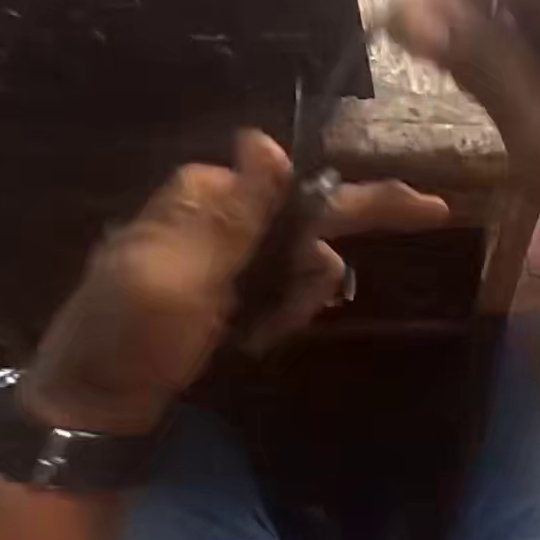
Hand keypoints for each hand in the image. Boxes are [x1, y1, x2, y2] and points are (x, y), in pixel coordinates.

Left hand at [23, 129, 448, 433]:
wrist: (105, 398)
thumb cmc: (134, 335)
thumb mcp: (176, 274)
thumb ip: (226, 215)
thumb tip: (266, 141)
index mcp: (211, 200)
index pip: (307, 187)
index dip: (367, 201)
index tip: (428, 210)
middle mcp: (229, 217)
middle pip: (318, 214)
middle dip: (368, 221)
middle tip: (434, 209)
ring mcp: (235, 255)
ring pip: (310, 264)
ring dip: (303, 300)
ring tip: (260, 335)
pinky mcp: (238, 288)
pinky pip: (291, 293)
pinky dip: (288, 318)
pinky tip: (256, 339)